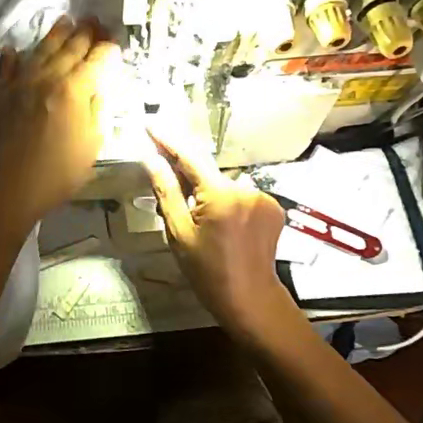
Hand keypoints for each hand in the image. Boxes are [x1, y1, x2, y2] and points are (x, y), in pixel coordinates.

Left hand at [0, 16, 118, 228]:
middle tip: (94, 22)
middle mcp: (47, 77)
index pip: (97, 58)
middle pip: (70, 47)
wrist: (11, 188)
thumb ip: (98, 111)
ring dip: (55, 34)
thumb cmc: (59, 173)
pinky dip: (12, 57)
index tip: (114, 42)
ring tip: (64, 21)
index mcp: (74, 89)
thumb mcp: (92, 145)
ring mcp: (20, 83)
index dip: (108, 48)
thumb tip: (97, 88)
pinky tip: (14, 49)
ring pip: (40, 50)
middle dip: (85, 32)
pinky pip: (6, 68)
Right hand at [144, 124, 296, 338]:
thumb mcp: (179, 232)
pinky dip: (225, 202)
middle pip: (208, 172)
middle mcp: (246, 189)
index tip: (151, 124)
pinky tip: (218, 224)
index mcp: (221, 195)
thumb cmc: (207, 271)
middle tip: (162, 174)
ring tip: (194, 216)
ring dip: (206, 192)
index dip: (169, 140)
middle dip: (186, 174)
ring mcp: (263, 198)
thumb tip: (150, 159)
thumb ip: (166, 191)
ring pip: (223, 185)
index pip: (191, 157)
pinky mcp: (272, 207)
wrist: (249, 298)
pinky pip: (239, 196)